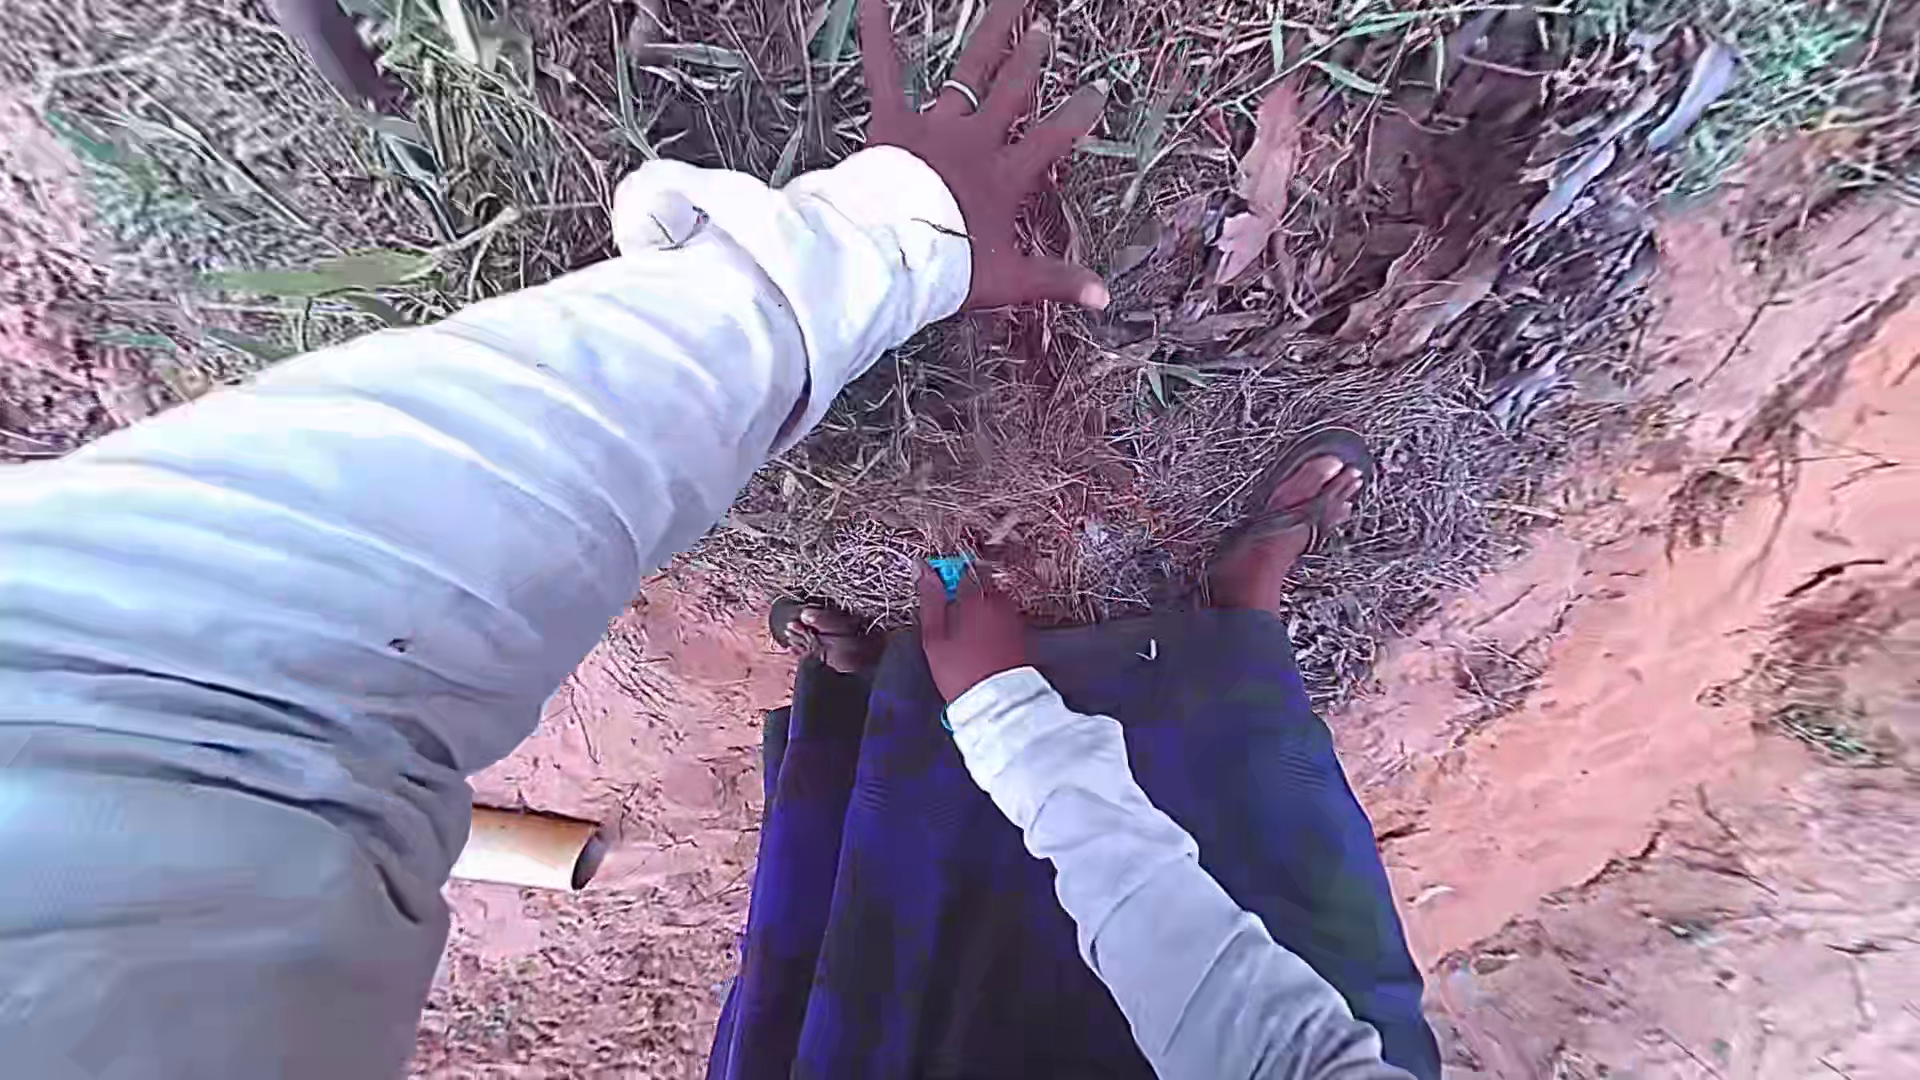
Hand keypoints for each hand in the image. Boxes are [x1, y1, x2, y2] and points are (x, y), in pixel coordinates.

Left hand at [859, 0, 1109, 310]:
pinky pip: (886, 70)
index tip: (1096, 91)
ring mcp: (936, 128)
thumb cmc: (953, 270)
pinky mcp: (894, 125)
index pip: (1050, 139)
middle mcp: (976, 142)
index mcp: (1004, 177)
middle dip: (1030, 61)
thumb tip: (1103, 298)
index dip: (1076, 115)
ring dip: (991, 32)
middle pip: (1012, 92)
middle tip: (1044, 29)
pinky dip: (877, 30)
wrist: (899, 259)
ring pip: (970, 70)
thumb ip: (1057, 281)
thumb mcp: (1012, 280)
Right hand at [917, 562, 1030, 701]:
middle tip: (950, 623)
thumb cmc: (963, 673)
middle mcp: (999, 601)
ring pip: (990, 602)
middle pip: (978, 585)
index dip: (946, 580)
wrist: (998, 703)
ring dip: (978, 612)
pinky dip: (990, 626)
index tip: (937, 592)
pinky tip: (980, 646)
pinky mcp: (1021, 632)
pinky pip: (1001, 618)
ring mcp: (1013, 616)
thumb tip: (923, 570)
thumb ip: (930, 598)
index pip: (960, 570)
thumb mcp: (934, 636)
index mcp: (976, 597)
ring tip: (965, 639)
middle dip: (963, 598)